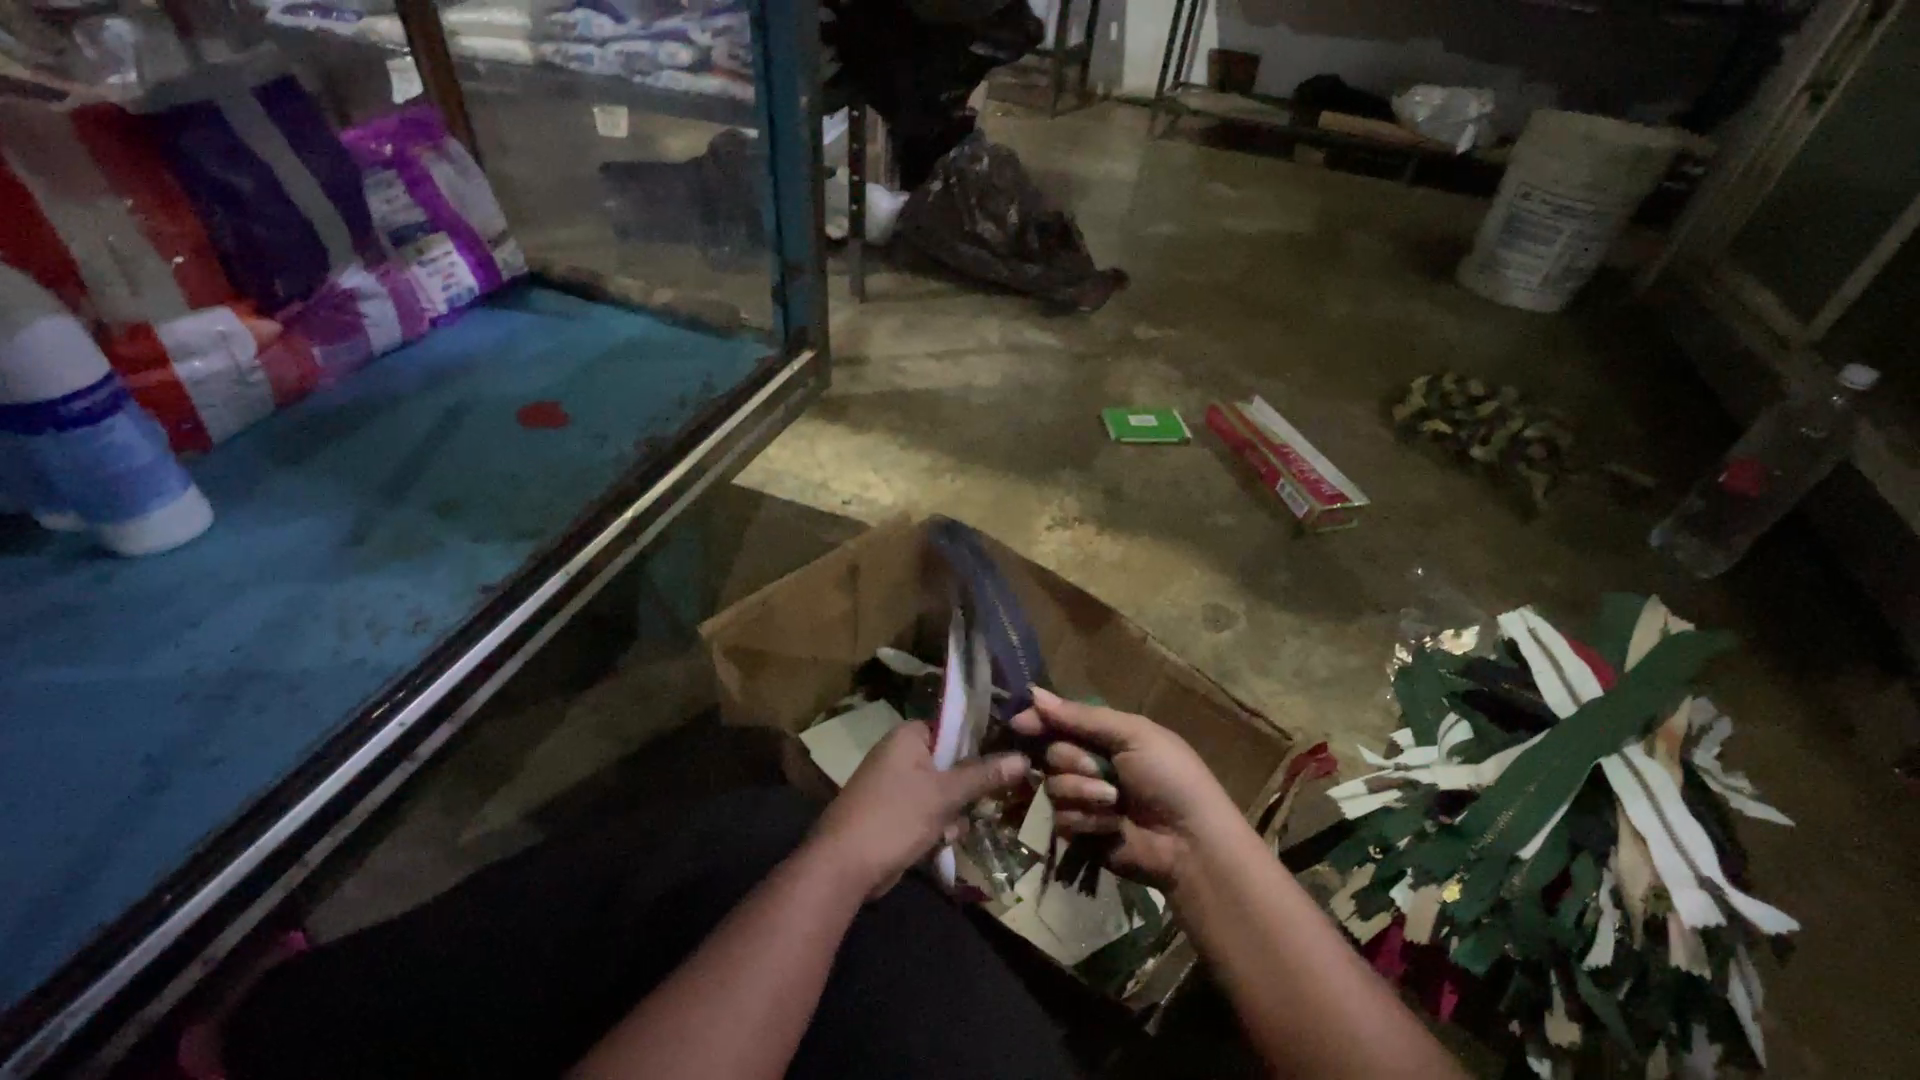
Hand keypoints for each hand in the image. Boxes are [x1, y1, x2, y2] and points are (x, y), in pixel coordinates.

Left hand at [806, 721, 1028, 898]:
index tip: (1005, 762)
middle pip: (952, 762)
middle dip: (967, 788)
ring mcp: (896, 785)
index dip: (979, 744)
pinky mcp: (895, 813)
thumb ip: (984, 775)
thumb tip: (1023, 758)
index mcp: (908, 737)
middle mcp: (901, 754)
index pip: (954, 727)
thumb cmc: (895, 817)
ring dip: (954, 812)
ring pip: (944, 791)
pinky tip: (941, 843)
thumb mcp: (945, 794)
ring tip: (953, 830)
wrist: (844, 866)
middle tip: (986, 803)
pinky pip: (929, 812)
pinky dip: (938, 826)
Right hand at [1010, 687, 1244, 890]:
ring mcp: (1084, 800)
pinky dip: (1087, 821)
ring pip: (1053, 788)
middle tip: (1101, 771)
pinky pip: (1061, 819)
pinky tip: (1112, 826)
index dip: (1038, 722)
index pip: (1059, 722)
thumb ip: (1082, 717)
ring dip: (1083, 793)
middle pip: (1051, 754)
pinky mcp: (1081, 833)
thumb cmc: (1170, 777)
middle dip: (1073, 761)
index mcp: (1104, 736)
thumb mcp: (1133, 735)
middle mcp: (1089, 765)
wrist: (1189, 841)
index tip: (1021, 724)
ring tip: (1114, 803)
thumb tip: (1034, 694)